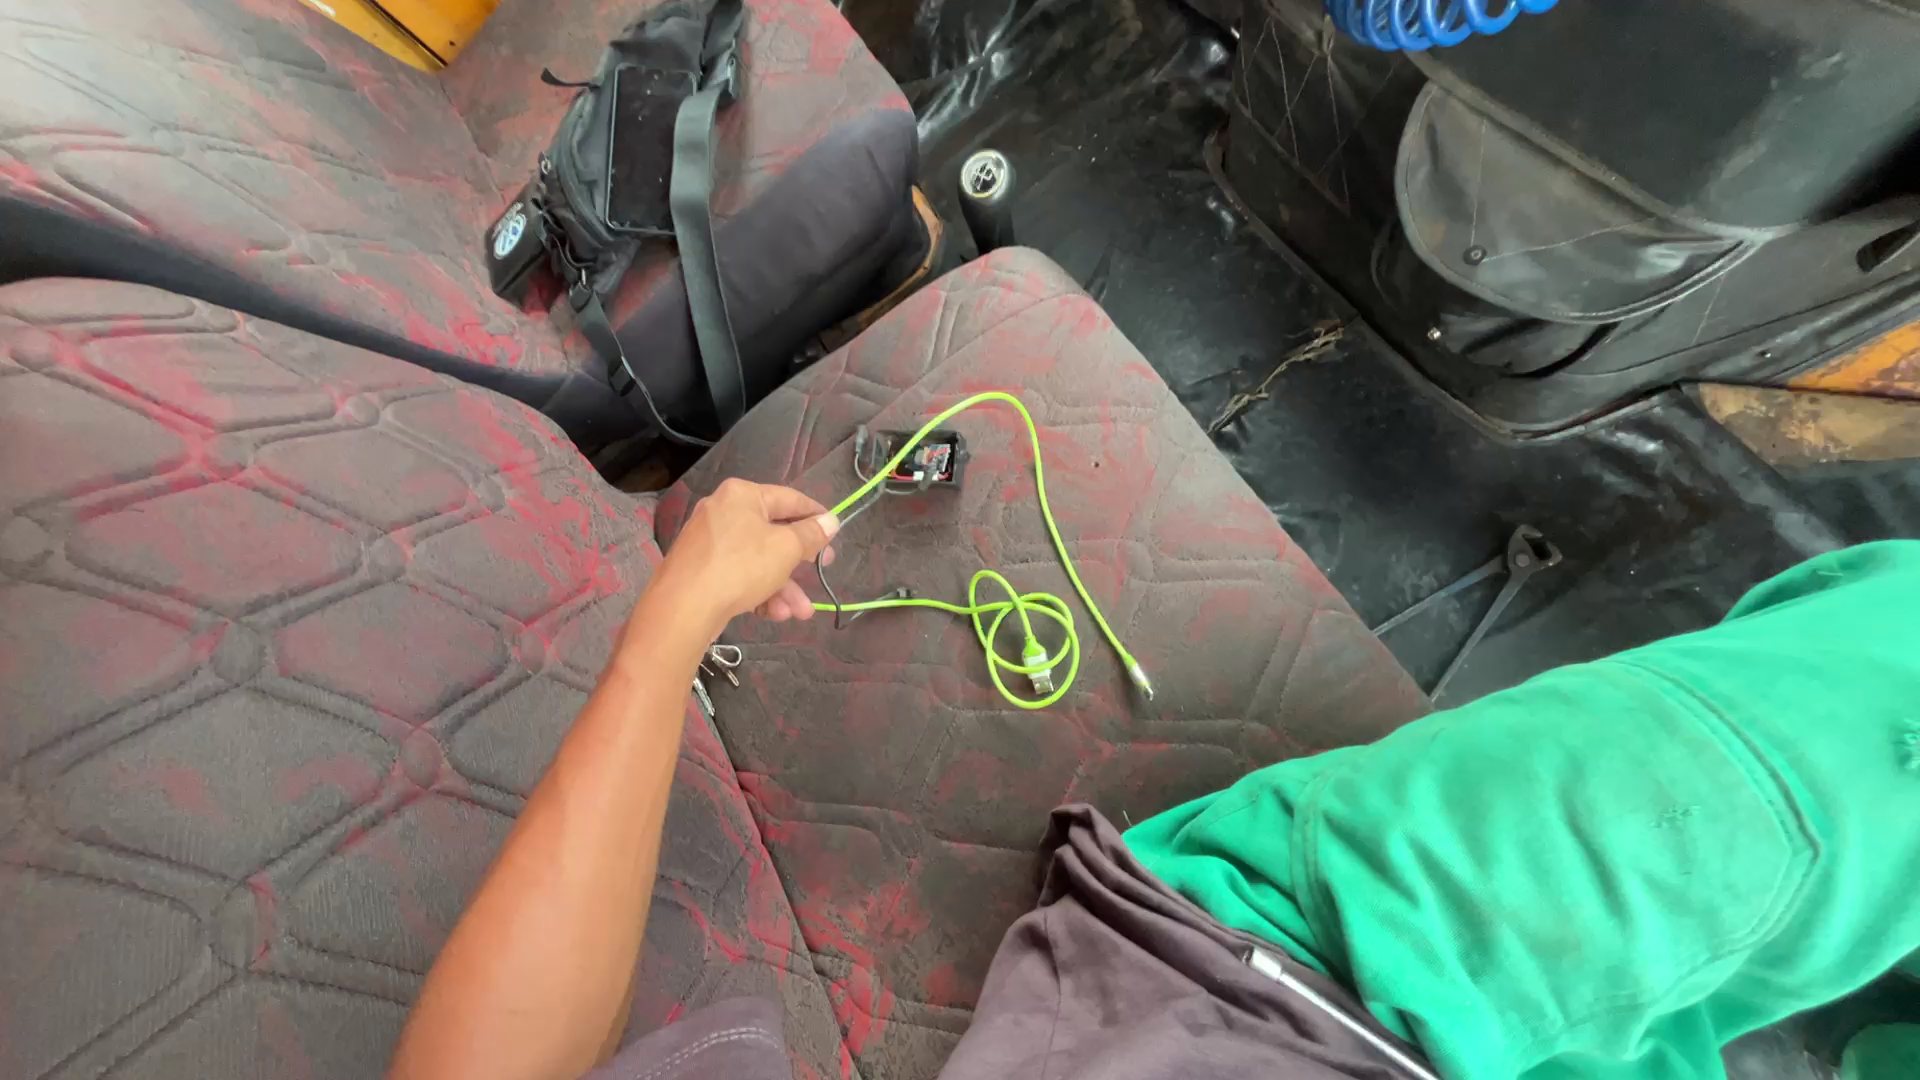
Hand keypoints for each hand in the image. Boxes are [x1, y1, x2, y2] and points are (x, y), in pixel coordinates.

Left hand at [650, 479, 839, 631]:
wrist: (683, 608)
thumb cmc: (741, 566)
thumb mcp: (787, 548)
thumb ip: (812, 534)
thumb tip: (831, 521)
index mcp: (742, 495)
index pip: (790, 499)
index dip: (816, 515)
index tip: (835, 531)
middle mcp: (723, 512)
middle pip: (774, 533)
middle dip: (800, 563)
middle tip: (822, 571)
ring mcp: (709, 542)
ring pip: (759, 560)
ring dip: (784, 587)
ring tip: (800, 612)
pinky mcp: (701, 570)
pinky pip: (739, 575)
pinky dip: (760, 592)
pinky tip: (774, 614)